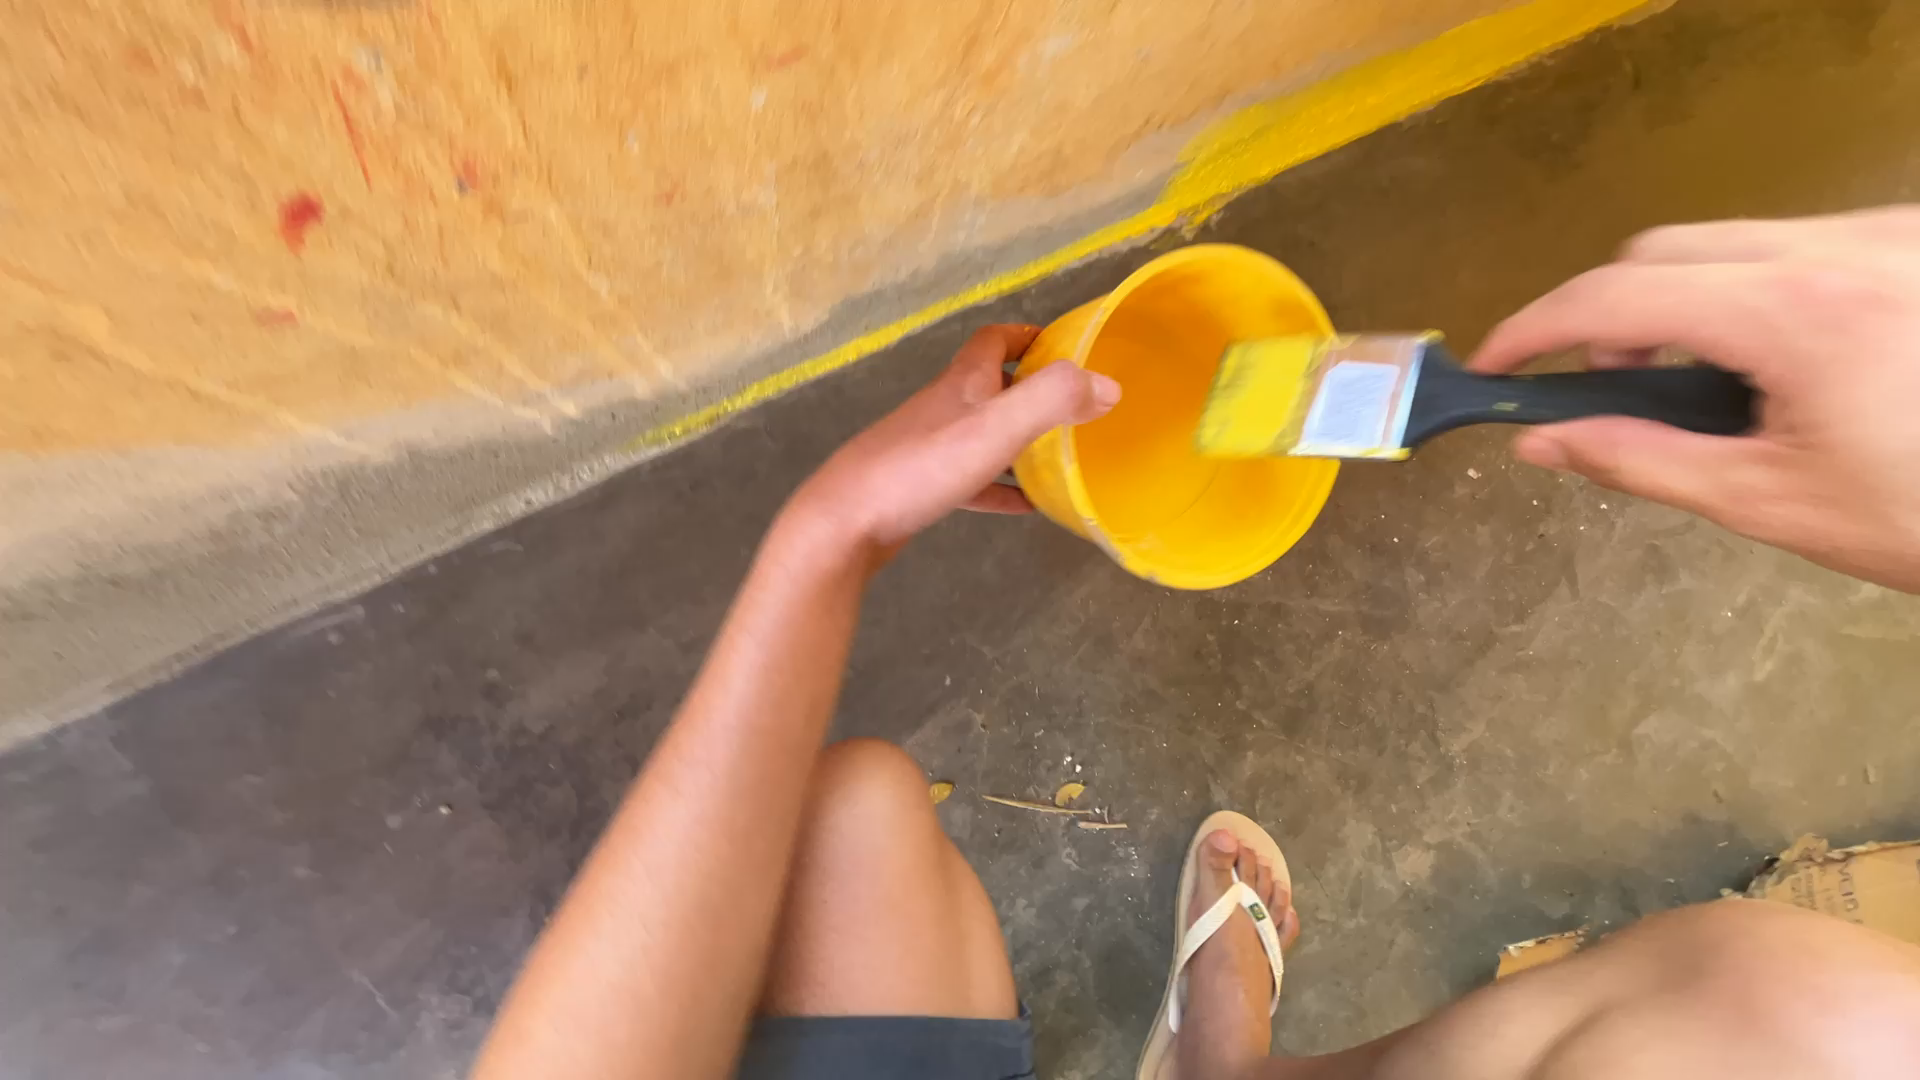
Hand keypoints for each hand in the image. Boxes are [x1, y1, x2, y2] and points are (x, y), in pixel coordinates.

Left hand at [779, 324, 1120, 567]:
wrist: (845, 521)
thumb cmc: (921, 467)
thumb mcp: (995, 428)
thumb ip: (1051, 401)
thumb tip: (1108, 385)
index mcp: (961, 384)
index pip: (993, 340)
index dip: (1027, 334)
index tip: (1062, 346)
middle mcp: (943, 408)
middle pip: (988, 386)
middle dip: (1027, 388)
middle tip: (1069, 406)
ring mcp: (927, 448)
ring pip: (979, 434)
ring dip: (1016, 440)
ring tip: (1057, 455)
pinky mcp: (919, 487)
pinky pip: (970, 479)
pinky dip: (999, 486)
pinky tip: (1024, 505)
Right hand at [1472, 206, 1919, 592]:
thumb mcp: (1762, 499)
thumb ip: (1633, 460)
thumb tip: (1534, 441)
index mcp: (1798, 315)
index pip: (1612, 297)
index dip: (1529, 330)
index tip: (1488, 368)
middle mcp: (1847, 250)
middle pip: (1657, 250)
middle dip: (1597, 313)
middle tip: (1597, 384)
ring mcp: (1892, 237)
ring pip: (1718, 243)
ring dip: (1663, 303)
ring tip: (1687, 378)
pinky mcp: (1915, 244)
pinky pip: (1780, 247)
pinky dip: (1728, 294)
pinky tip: (1759, 355)